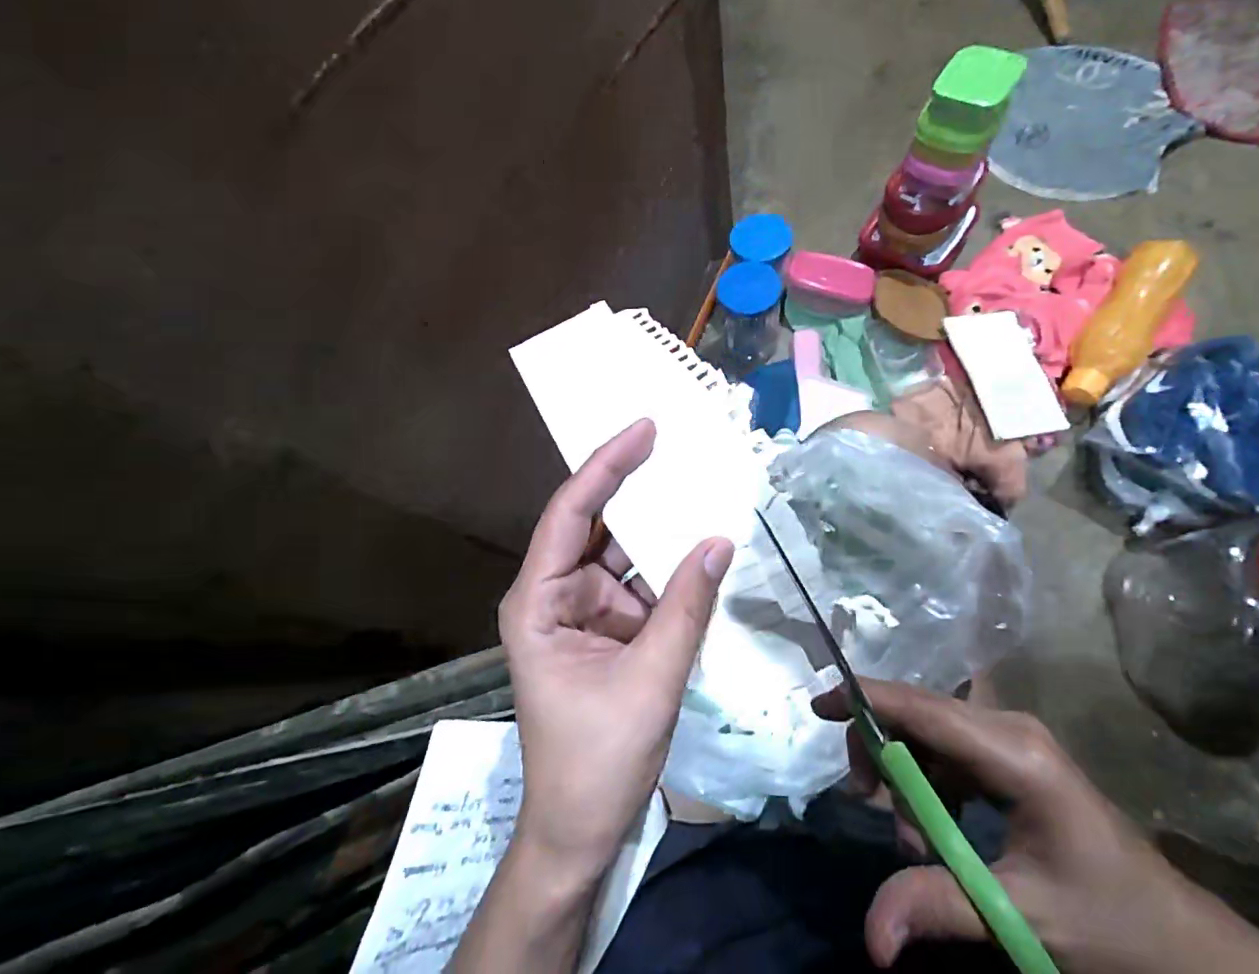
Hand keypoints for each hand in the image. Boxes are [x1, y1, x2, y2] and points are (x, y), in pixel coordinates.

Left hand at [499, 418, 733, 873]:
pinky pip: (641, 586)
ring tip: (702, 483)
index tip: (644, 429)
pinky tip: (702, 541)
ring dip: (660, 527)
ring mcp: (584, 613)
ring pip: (624, 554)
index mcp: (538, 601)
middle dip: (635, 486)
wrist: (582, 829)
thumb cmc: (597, 760)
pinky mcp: (610, 632)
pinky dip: (670, 567)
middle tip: (678, 441)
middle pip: (596, 525)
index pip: (570, 515)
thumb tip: (721, 540)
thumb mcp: (649, 680)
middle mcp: (555, 596)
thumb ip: (686, 607)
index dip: (606, 468)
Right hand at [813, 679, 1258, 973]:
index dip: (867, 699)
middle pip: (919, 715)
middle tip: (867, 805)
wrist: (1184, 944)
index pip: (924, 708)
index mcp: (1015, 753)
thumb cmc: (1112, 924)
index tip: (817, 703)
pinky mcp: (1011, 760)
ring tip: (909, 840)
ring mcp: (1012, 742)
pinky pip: (946, 756)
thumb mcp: (1019, 915)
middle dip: (882, 754)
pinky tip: (933, 834)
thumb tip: (870, 936)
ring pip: (928, 736)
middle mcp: (1010, 730)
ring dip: (904, 780)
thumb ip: (936, 907)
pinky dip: (926, 788)